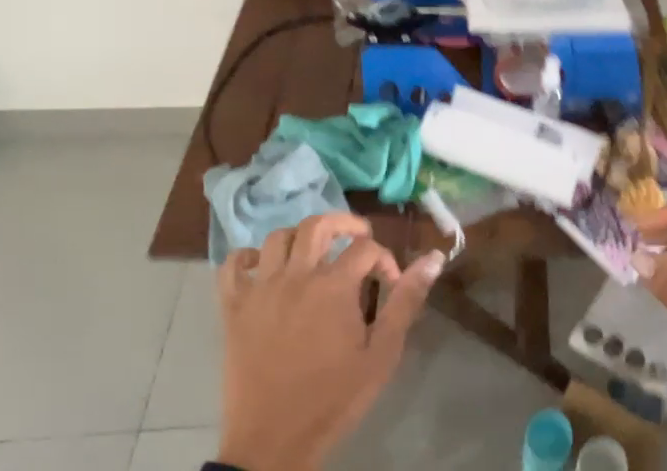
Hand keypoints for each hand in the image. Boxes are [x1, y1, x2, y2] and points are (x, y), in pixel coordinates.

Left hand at [216, 213, 443, 470]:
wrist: (274, 441)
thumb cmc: (334, 398)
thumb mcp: (382, 354)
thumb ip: (406, 301)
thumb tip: (434, 257)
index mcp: (334, 286)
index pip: (366, 247)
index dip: (385, 260)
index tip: (390, 284)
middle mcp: (296, 276)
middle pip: (318, 225)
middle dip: (345, 225)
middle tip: (358, 241)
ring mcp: (261, 290)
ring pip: (277, 238)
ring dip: (300, 238)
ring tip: (315, 255)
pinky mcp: (234, 309)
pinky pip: (233, 266)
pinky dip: (247, 258)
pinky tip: (263, 268)